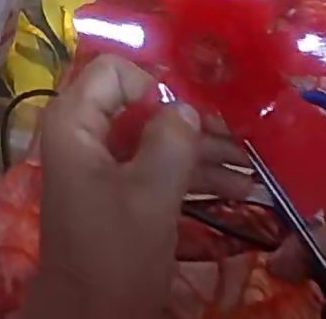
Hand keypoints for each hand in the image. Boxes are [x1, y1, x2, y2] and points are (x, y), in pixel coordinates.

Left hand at [22, 57, 220, 318]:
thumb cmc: (114, 255)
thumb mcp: (150, 197)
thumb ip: (171, 142)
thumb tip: (187, 108)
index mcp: (75, 120)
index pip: (113, 70)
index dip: (152, 84)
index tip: (190, 112)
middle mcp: (83, 130)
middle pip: (138, 103)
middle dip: (189, 120)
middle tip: (237, 133)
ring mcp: (100, 159)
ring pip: (152, 135)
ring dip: (199, 149)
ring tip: (250, 164)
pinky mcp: (116, 186)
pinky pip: (153, 163)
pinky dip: (189, 172)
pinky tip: (236, 187)